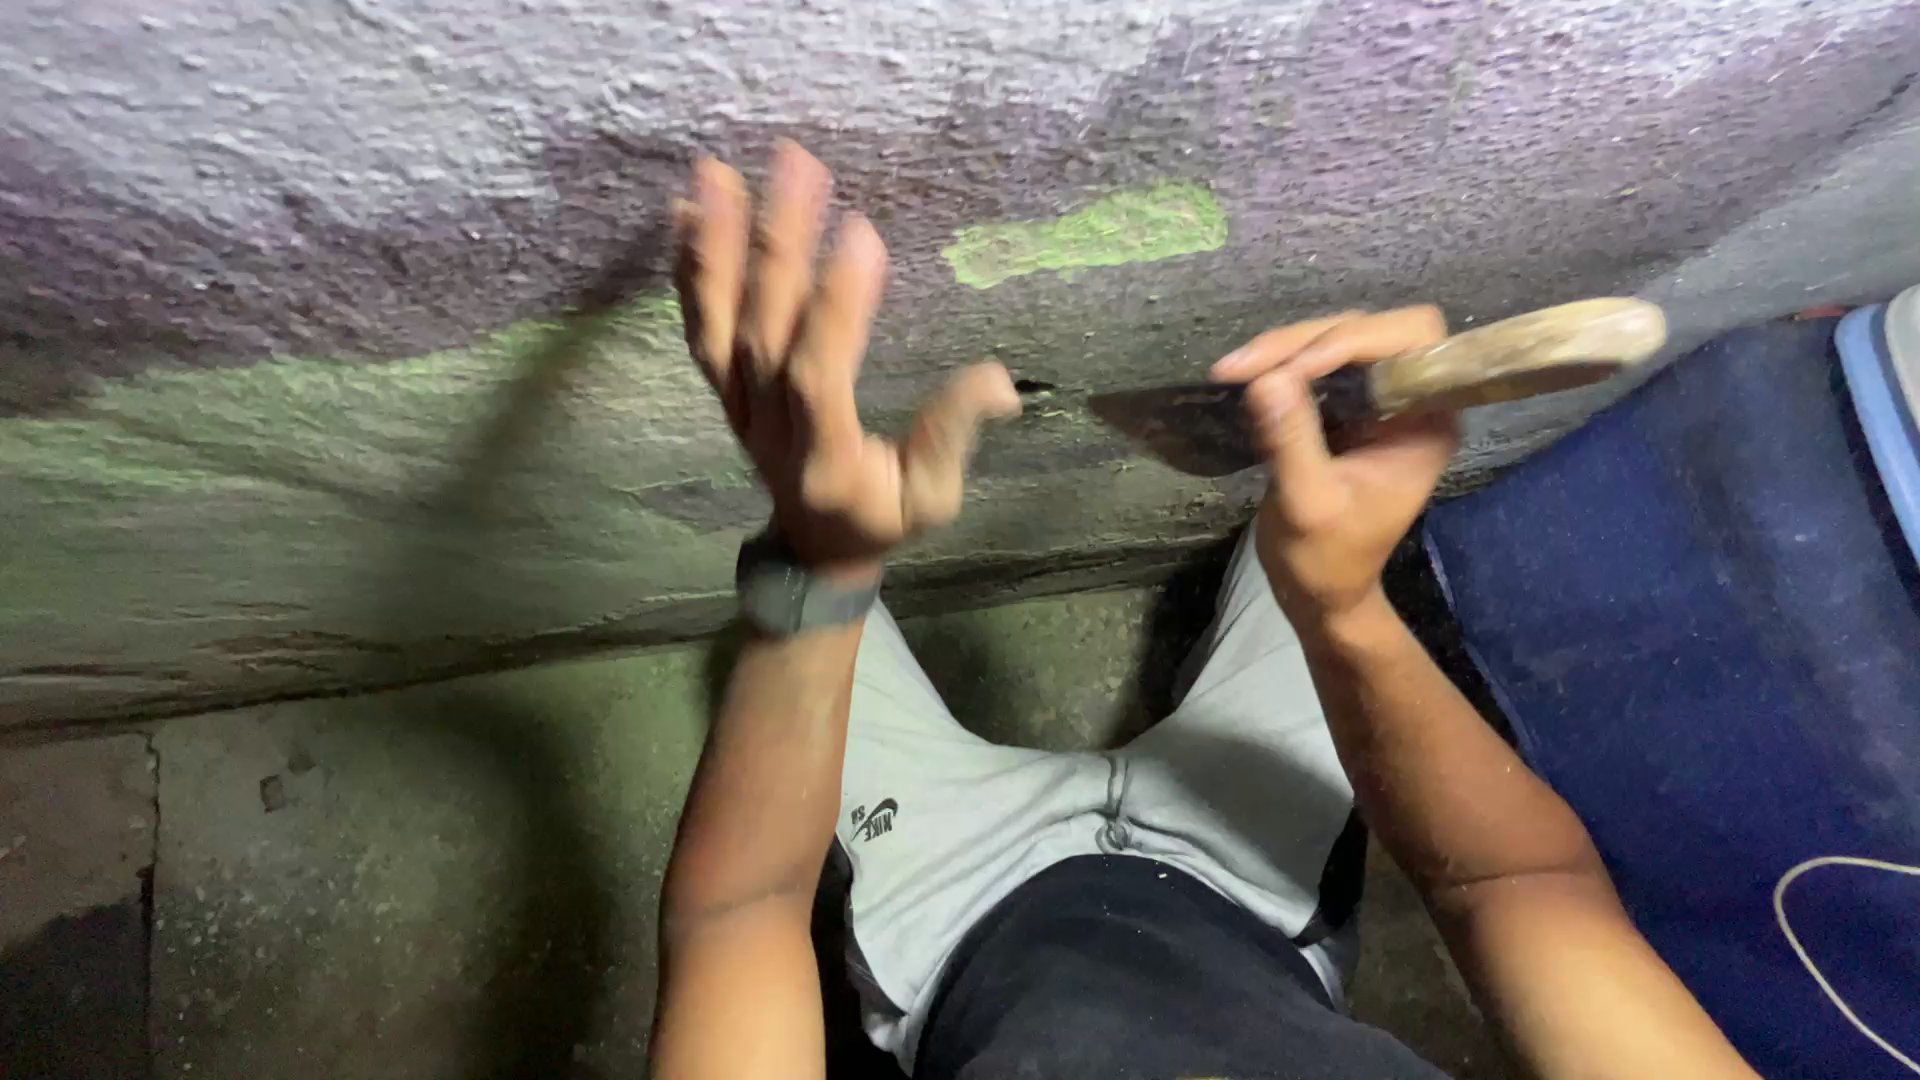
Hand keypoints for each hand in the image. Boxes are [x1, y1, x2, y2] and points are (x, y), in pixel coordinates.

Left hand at [675, 141, 1020, 580]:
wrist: (815, 546)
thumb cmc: (881, 518)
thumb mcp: (932, 498)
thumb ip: (951, 438)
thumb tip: (997, 380)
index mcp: (823, 459)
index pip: (817, 375)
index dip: (836, 309)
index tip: (862, 232)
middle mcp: (769, 429)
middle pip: (763, 333)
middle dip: (778, 248)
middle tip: (798, 166)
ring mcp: (738, 408)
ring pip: (719, 327)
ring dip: (717, 248)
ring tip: (718, 172)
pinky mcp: (725, 394)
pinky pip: (700, 333)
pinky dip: (689, 274)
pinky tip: (685, 214)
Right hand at [1210, 307, 1459, 626]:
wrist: (1318, 591)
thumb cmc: (1325, 559)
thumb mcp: (1306, 505)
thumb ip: (1291, 442)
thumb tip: (1263, 381)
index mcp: (1427, 419)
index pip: (1409, 341)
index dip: (1352, 341)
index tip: (1290, 370)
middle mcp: (1409, 401)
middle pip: (1366, 333)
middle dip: (1301, 343)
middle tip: (1239, 369)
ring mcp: (1373, 403)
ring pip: (1333, 343)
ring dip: (1280, 352)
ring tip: (1231, 373)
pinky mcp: (1340, 411)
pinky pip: (1310, 368)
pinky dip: (1274, 369)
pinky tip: (1241, 382)